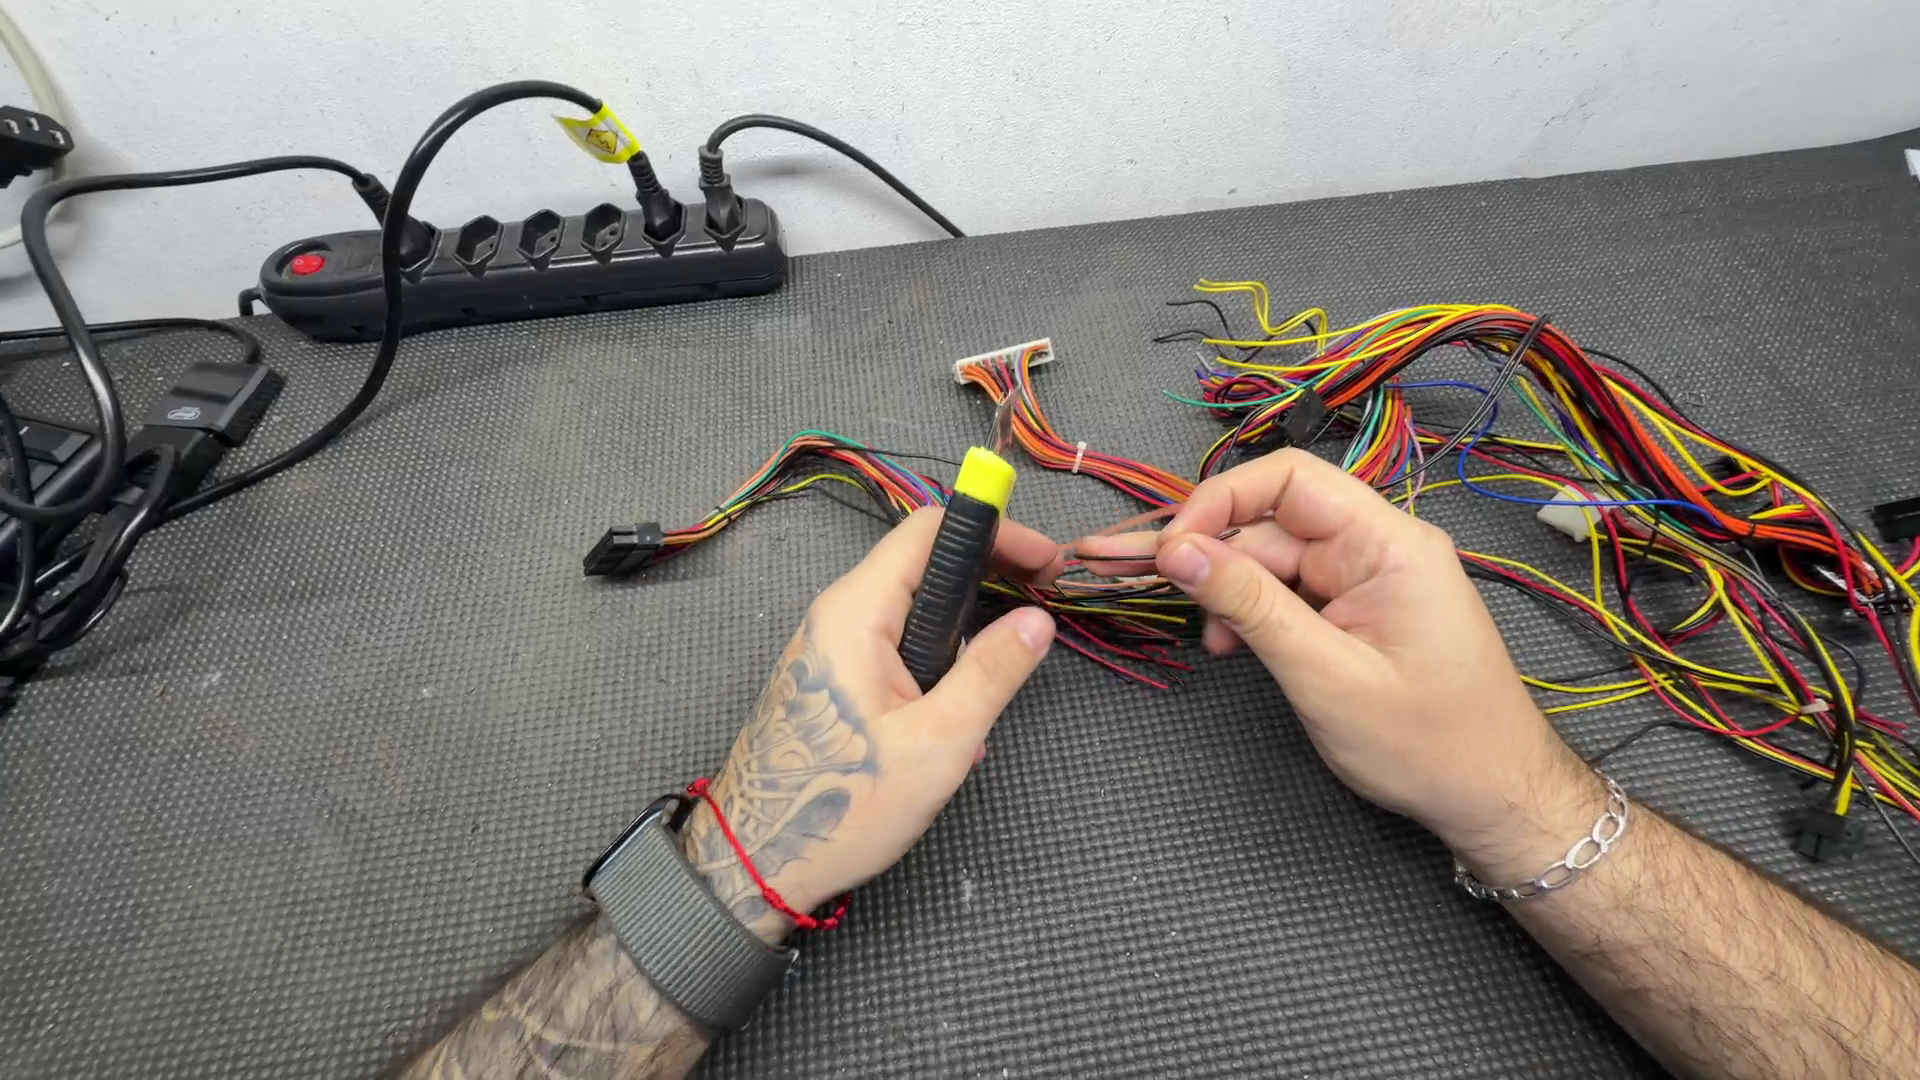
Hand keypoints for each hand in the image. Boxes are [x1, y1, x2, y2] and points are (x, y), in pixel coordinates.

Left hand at [682, 508, 1058, 941]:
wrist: (755, 857)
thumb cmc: (841, 805)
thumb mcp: (936, 743)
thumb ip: (991, 674)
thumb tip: (1037, 620)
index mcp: (859, 610)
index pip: (930, 528)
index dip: (995, 530)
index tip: (1045, 561)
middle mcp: (842, 611)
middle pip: (926, 560)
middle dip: (991, 575)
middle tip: (1041, 606)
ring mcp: (837, 641)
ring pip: (916, 604)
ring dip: (969, 622)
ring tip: (1011, 660)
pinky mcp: (839, 671)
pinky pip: (900, 638)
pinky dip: (942, 652)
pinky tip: (962, 701)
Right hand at [1077, 449, 1602, 877]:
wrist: (1489, 800)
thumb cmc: (1423, 743)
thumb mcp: (1322, 673)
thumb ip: (1247, 604)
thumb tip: (1175, 551)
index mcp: (1385, 544)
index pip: (1289, 480)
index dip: (1220, 500)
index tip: (1171, 547)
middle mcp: (1371, 546)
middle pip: (1267, 525)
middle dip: (1205, 553)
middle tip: (1130, 574)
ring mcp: (1359, 578)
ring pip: (1266, 561)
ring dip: (1224, 593)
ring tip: (1208, 639)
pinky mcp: (1347, 607)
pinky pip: (1282, 592)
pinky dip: (1247, 613)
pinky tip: (1230, 644)